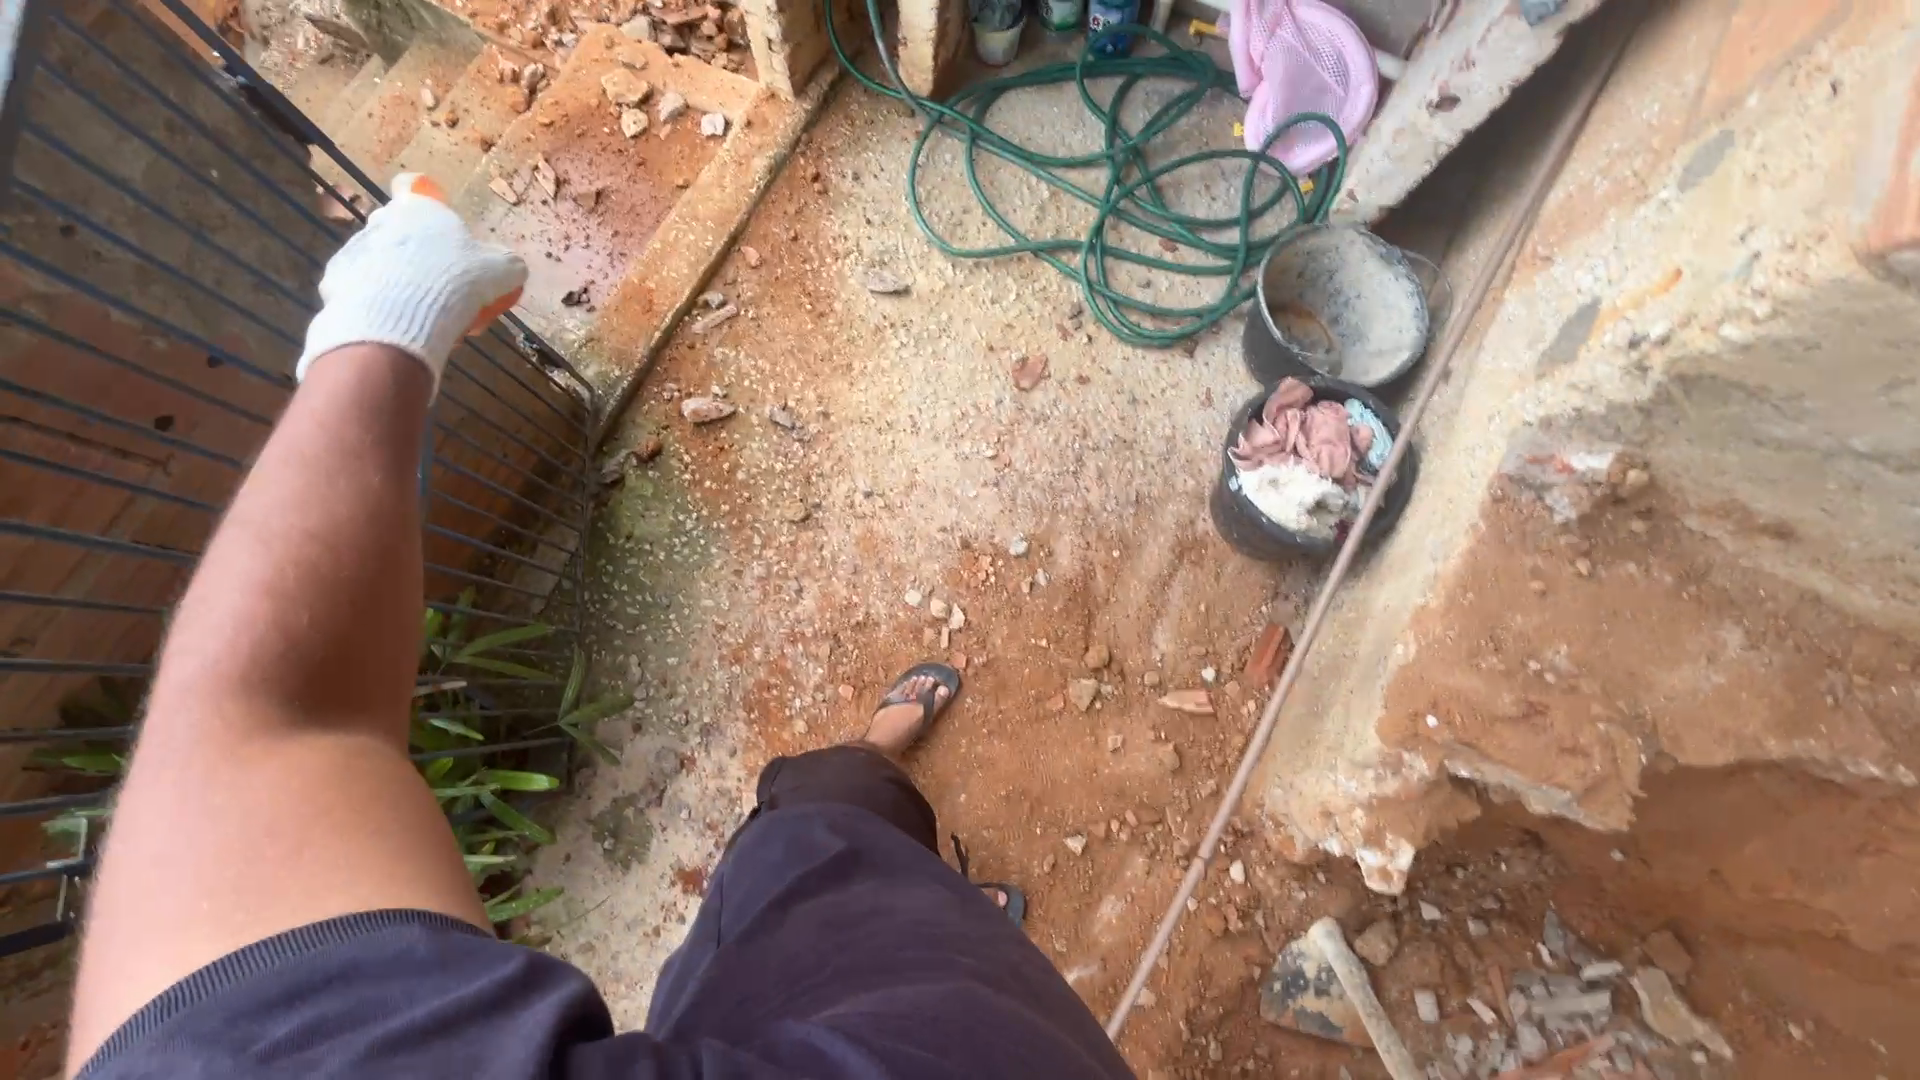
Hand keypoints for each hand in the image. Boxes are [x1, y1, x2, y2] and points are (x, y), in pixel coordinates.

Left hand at [296, 173, 527, 394]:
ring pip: (383, 259)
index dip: (424, 198)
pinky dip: (383, 300)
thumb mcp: (502, 271)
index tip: (437, 216)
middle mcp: (382, 221)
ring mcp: (357, 250)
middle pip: (399, 227)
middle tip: (446, 280)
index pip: (411, 187)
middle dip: (419, 249)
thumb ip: (506, 264)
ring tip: (429, 308)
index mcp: (419, 210)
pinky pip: (366, 287)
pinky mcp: (339, 281)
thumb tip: (510, 266)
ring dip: (403, 277)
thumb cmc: (458, 279)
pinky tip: (402, 319)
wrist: (404, 313)